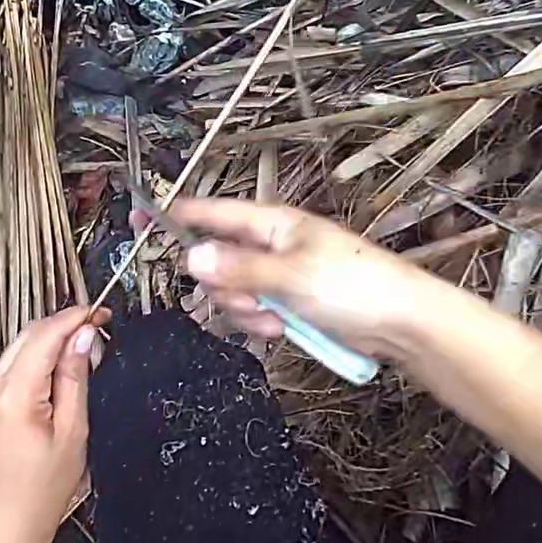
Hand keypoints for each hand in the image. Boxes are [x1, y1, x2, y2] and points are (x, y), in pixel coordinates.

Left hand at [0, 305, 110, 542]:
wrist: (8, 519)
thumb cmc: (46, 486)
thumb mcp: (74, 430)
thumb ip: (76, 377)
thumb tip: (84, 336)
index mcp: (14, 397)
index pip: (44, 337)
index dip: (74, 318)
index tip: (100, 312)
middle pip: (29, 335)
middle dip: (64, 325)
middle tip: (97, 327)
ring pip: (19, 346)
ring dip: (51, 340)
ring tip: (82, 351)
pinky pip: (11, 365)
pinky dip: (37, 358)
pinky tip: (58, 370)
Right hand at [145, 198, 448, 358]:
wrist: (402, 323)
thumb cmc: (352, 285)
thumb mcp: (290, 276)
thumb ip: (238, 268)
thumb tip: (190, 256)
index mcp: (271, 223)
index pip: (211, 213)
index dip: (176, 215)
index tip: (139, 219)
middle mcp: (269, 245)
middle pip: (217, 261)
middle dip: (225, 287)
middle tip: (248, 300)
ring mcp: (278, 274)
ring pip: (232, 291)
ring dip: (245, 311)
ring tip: (274, 320)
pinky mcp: (287, 301)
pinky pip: (254, 310)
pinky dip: (261, 322)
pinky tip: (281, 329)